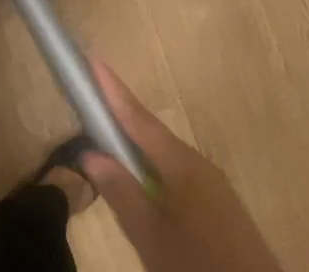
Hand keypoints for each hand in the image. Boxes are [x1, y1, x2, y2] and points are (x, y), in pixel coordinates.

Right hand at [82, 62, 283, 271]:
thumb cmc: (198, 265)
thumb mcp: (150, 236)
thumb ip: (120, 192)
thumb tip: (90, 154)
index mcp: (181, 164)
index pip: (138, 118)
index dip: (112, 89)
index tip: (92, 57)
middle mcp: (199, 165)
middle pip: (151, 132)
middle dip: (120, 113)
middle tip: (89, 95)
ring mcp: (213, 186)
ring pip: (164, 155)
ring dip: (135, 142)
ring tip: (105, 135)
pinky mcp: (219, 208)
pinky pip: (176, 173)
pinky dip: (151, 165)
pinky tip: (140, 179)